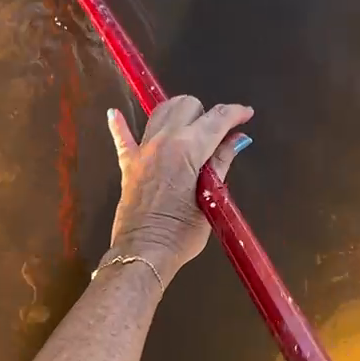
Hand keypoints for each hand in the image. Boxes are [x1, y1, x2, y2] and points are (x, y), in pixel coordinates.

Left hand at [105, 96, 254, 274]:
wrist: (143, 255)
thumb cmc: (179, 235)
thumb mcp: (209, 199)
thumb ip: (220, 165)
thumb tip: (235, 140)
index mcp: (186, 149)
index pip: (216, 119)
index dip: (235, 113)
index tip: (246, 115)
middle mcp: (162, 142)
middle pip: (186, 106)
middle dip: (205, 114)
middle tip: (216, 135)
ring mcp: (142, 153)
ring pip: (159, 114)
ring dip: (177, 114)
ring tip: (189, 127)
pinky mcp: (128, 167)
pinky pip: (122, 140)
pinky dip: (119, 126)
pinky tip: (114, 114)